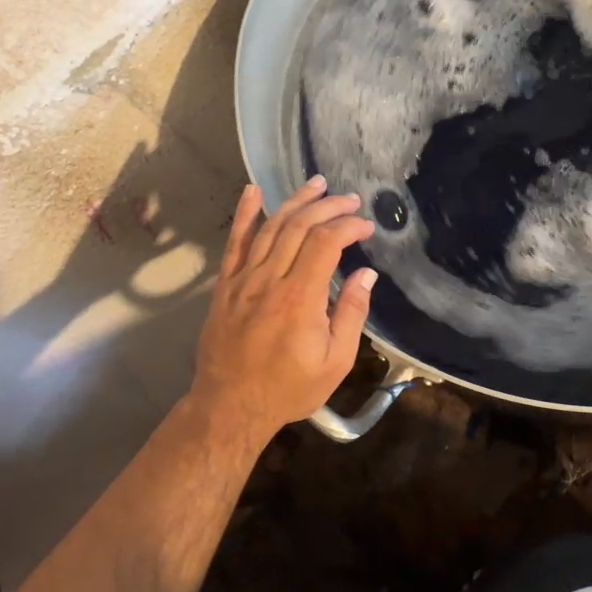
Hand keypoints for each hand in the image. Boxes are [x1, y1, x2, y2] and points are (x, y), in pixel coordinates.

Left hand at [191, 177, 376, 441]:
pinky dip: (244, 214)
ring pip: (270, 227)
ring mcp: (243, 280)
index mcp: (300, 298)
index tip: (366, 228)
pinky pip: (235, 243)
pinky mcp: (225, 286)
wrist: (230, 407)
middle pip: (299, 227)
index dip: (348, 227)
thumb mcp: (336, 361)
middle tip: (350, 200)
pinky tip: (253, 191)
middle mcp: (269, 280)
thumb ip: (351, 313)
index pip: (326, 243)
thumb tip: (365, 275)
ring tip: (317, 185)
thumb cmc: (289, 388)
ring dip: (296, 201)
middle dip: (328, 207)